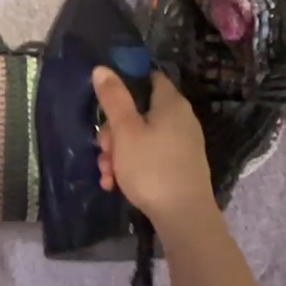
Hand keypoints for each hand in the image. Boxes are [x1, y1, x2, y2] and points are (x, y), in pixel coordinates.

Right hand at [93, 68, 219, 233]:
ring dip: (118, 153)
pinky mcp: (179, 165)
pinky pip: (150, 156)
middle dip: (114, 131)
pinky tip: (116, 184)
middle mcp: (181, 118)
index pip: (148, 78)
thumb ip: (113, 98)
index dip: (125, 86)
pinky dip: (132, 166)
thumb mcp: (125, 131)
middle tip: (104, 149)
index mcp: (171, 103)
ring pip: (140, 138)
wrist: (183, 216)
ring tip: (107, 174)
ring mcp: (182, 144)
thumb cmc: (151, 167)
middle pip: (139, 112)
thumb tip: (102, 68)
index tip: (105, 104)